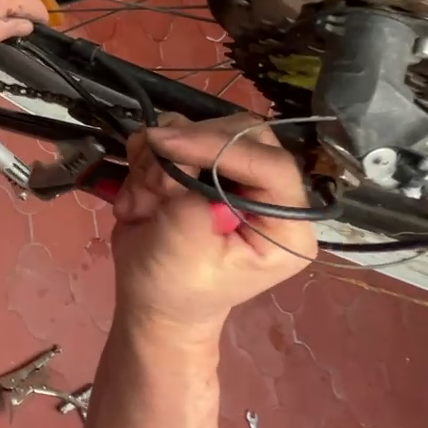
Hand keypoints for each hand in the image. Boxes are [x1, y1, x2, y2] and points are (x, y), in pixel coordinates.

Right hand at [110, 114, 315, 341]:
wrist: (150, 298)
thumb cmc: (174, 287)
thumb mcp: (185, 252)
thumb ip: (191, 201)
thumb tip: (175, 150)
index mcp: (285, 224)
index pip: (270, 164)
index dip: (219, 146)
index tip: (164, 144)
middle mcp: (266, 195)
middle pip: (238, 134)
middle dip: (186, 151)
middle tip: (154, 188)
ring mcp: (231, 177)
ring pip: (198, 129)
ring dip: (159, 158)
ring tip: (145, 201)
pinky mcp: (197, 168)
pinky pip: (170, 136)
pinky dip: (146, 156)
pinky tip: (142, 192)